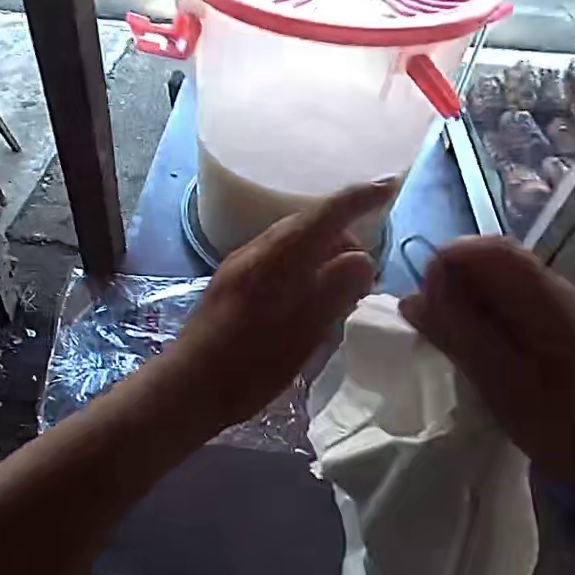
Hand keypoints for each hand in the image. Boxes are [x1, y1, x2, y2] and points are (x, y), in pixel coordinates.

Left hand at [149, 180, 394, 433]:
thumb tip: (363, 258)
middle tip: (367, 273)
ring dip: (323, 250)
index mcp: (275, 262)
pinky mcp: (234, 278)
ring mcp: (241, 263)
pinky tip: (311, 293)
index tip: (389, 186)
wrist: (186, 387)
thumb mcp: (300, 337)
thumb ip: (332, 292)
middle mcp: (256, 251)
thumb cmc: (246, 369)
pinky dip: (304, 262)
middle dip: (344, 234)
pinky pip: (279, 254)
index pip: (324, 215)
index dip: (359, 198)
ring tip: (342, 286)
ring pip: (293, 239)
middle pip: (309, 223)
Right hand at [399, 237, 574, 496]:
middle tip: (428, 319)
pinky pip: (507, 305)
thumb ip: (459, 337)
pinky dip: (479, 316)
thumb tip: (412, 299)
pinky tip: (470, 346)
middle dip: (452, 280)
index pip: (493, 249)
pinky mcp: (553, 329)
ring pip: (497, 283)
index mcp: (550, 299)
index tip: (423, 293)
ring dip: (463, 299)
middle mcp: (555, 293)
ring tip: (443, 334)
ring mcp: (557, 310)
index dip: (450, 259)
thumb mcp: (504, 385)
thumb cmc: (565, 427)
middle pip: (493, 261)